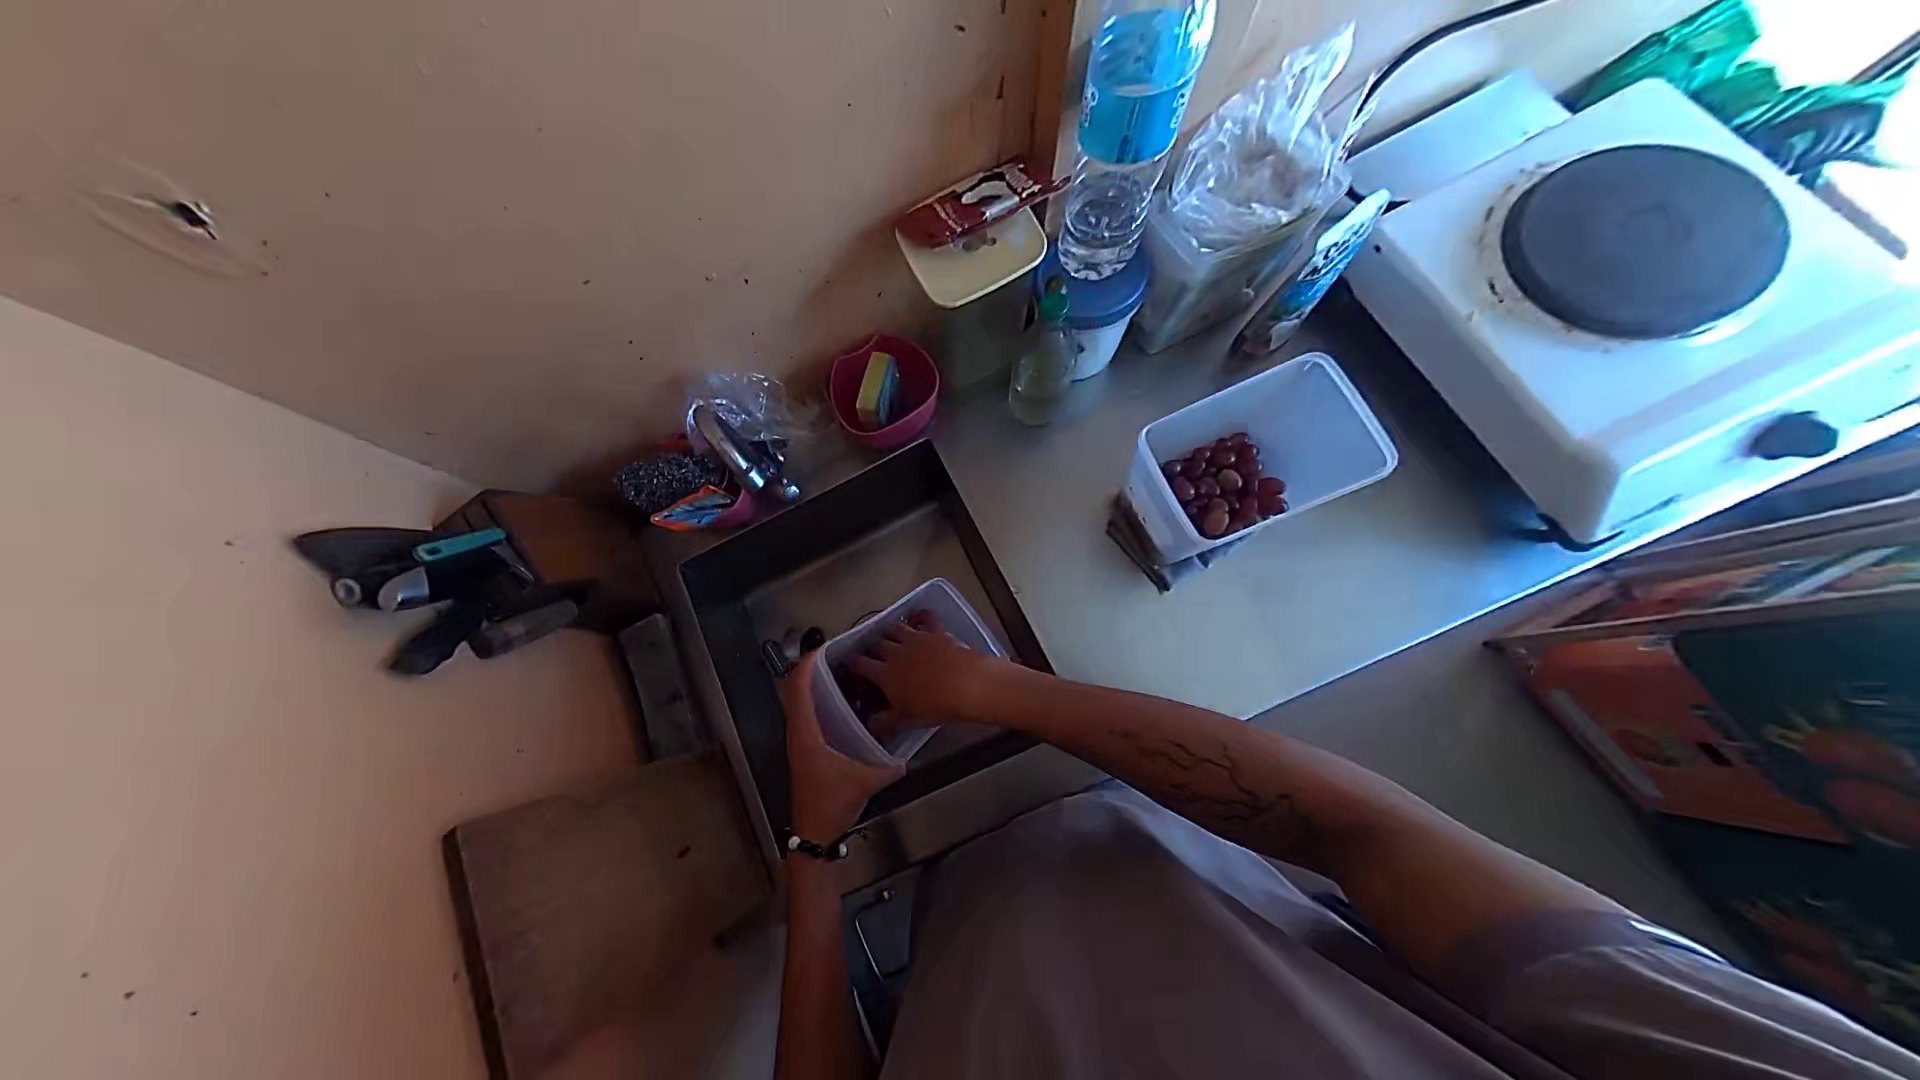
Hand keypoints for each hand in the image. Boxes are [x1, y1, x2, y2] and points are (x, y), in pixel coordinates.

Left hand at [781, 654, 903, 841]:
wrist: (813, 835)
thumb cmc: (831, 805)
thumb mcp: (865, 782)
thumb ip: (889, 766)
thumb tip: (908, 753)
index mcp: (806, 735)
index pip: (799, 691)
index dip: (806, 666)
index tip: (822, 648)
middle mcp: (798, 734)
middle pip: (794, 692)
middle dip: (808, 669)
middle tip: (833, 654)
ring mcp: (800, 742)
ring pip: (798, 703)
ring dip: (810, 684)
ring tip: (835, 671)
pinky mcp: (805, 750)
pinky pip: (805, 715)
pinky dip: (814, 700)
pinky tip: (837, 701)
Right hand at [846, 611, 1008, 734]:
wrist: (966, 684)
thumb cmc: (935, 706)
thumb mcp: (907, 719)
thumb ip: (886, 720)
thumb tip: (872, 722)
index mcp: (885, 674)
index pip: (861, 665)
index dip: (854, 664)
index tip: (850, 664)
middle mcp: (896, 651)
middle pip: (877, 643)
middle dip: (872, 646)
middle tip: (872, 651)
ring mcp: (916, 638)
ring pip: (896, 628)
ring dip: (891, 631)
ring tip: (890, 634)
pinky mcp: (936, 631)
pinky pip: (925, 618)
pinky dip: (920, 616)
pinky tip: (920, 616)